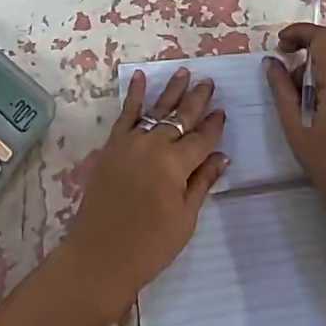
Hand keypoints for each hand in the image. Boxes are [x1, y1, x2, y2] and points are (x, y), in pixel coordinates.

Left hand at [61, 68, 228, 314]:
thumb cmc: (150, 244)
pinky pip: (125, 114)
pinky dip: (133, 94)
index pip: (201, 139)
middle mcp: (153, 144)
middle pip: (179, 118)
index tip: (223, 111)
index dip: (214, 126)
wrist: (101, 253)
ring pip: (155, 109)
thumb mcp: (185, 218)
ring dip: (171, 91)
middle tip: (209, 82)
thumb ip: (202, 182)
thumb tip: (222, 156)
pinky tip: (140, 77)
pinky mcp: (112, 145)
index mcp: (175, 164)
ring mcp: (130, 142)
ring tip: (184, 72)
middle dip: (196, 100)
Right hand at [264, 23, 325, 206]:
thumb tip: (271, 61)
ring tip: (295, 92)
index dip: (299, 33)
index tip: (279, 46)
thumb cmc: (322, 158)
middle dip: (304, 48)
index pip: (323, 38)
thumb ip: (281, 87)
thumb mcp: (292, 122)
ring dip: (313, 65)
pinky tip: (312, 101)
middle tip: (282, 66)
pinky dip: (325, 77)